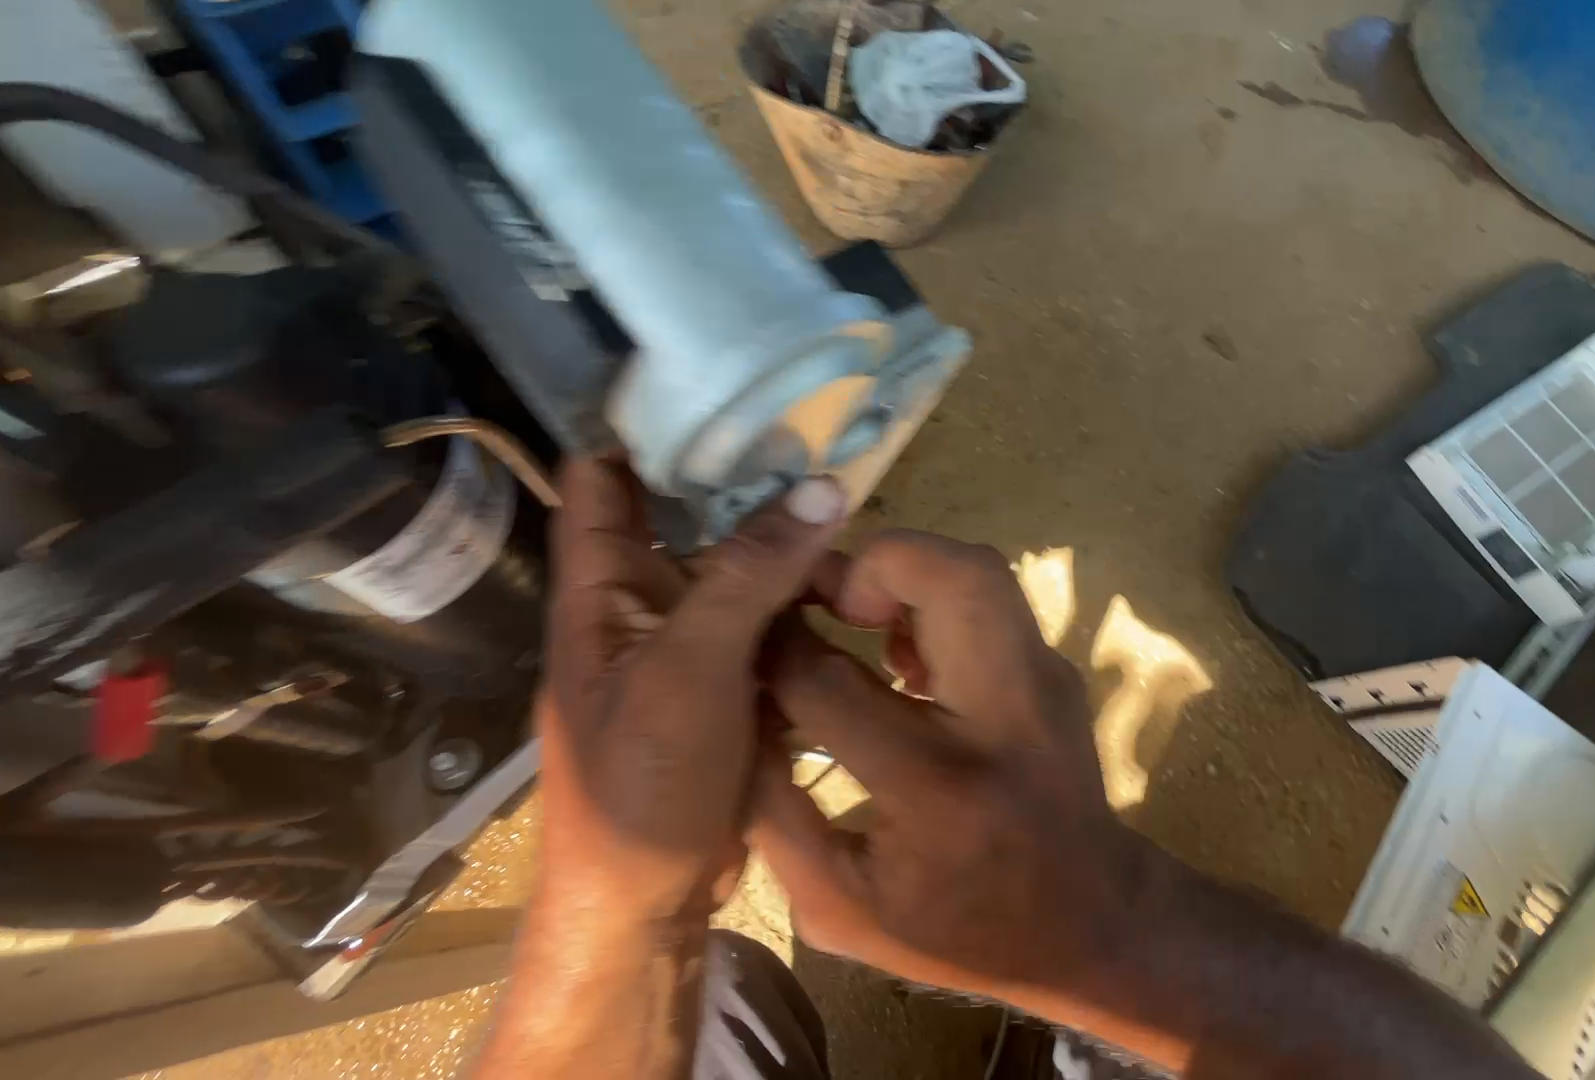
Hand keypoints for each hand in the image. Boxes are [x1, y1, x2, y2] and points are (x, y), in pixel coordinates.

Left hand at [538, 457, 847, 924]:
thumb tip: (820, 486)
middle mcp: (647, 600)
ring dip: (784, 534)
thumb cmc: (641, 782)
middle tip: (809, 419)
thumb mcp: (688, 668)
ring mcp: (698, 638)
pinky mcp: (740, 674)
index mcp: (602, 587)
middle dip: (740, 471)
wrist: (656, 898)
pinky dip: (807, 590)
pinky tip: (853, 565)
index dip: (638, 422)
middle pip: (690, 513)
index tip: (705, 373)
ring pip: (743, 564)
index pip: (602, 475)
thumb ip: (749, 575)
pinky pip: (775, 614)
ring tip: (846, 480)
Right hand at [751, 530, 1158, 998]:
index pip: (831, 681)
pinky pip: (992, 598)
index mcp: (936, 789)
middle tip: (826, 598)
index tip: (748, 637)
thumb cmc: (956, 930)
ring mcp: (1045, 685)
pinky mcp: (1058, 670)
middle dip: (870, 563)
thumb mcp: (839, 906)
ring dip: (906, 571)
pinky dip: (937, 597)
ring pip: (979, 571)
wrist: (1089, 923)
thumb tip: (732, 708)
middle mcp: (1004, 719)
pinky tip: (905, 651)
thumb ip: (771, 807)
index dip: (775, 647)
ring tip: (859, 614)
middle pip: (949, 579)